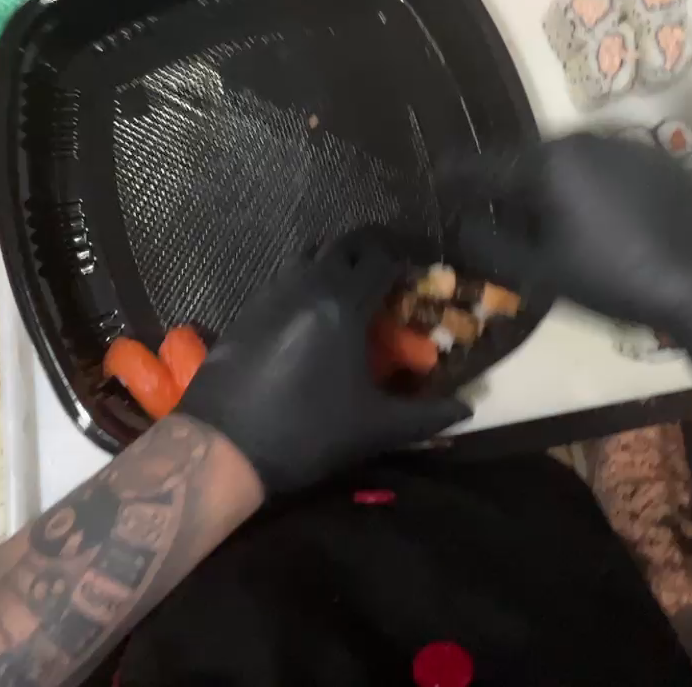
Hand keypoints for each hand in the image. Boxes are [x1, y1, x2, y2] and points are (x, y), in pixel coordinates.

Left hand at [176, 228, 470, 494]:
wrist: (223, 446)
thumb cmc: (306, 434)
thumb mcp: (373, 429)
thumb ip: (425, 416)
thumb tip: (468, 408)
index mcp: (343, 306)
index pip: (381, 261)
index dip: (403, 263)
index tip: (414, 276)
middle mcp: (309, 285)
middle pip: (345, 244)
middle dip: (371, 249)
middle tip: (387, 269)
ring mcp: (273, 291)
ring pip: (310, 252)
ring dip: (335, 258)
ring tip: (350, 282)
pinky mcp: (249, 305)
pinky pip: (285, 273)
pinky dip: (305, 275)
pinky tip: (309, 306)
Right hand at [445, 133, 691, 380]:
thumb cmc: (621, 279)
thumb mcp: (545, 272)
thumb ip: (492, 247)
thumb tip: (460, 227)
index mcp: (549, 163)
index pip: (484, 166)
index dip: (455, 177)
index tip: (436, 181)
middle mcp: (582, 141)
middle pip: (524, 159)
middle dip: (502, 184)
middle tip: (489, 213)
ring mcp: (623, 145)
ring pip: (563, 160)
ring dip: (543, 185)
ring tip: (540, 220)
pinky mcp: (654, 158)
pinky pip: (599, 165)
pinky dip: (580, 185)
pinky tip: (591, 218)